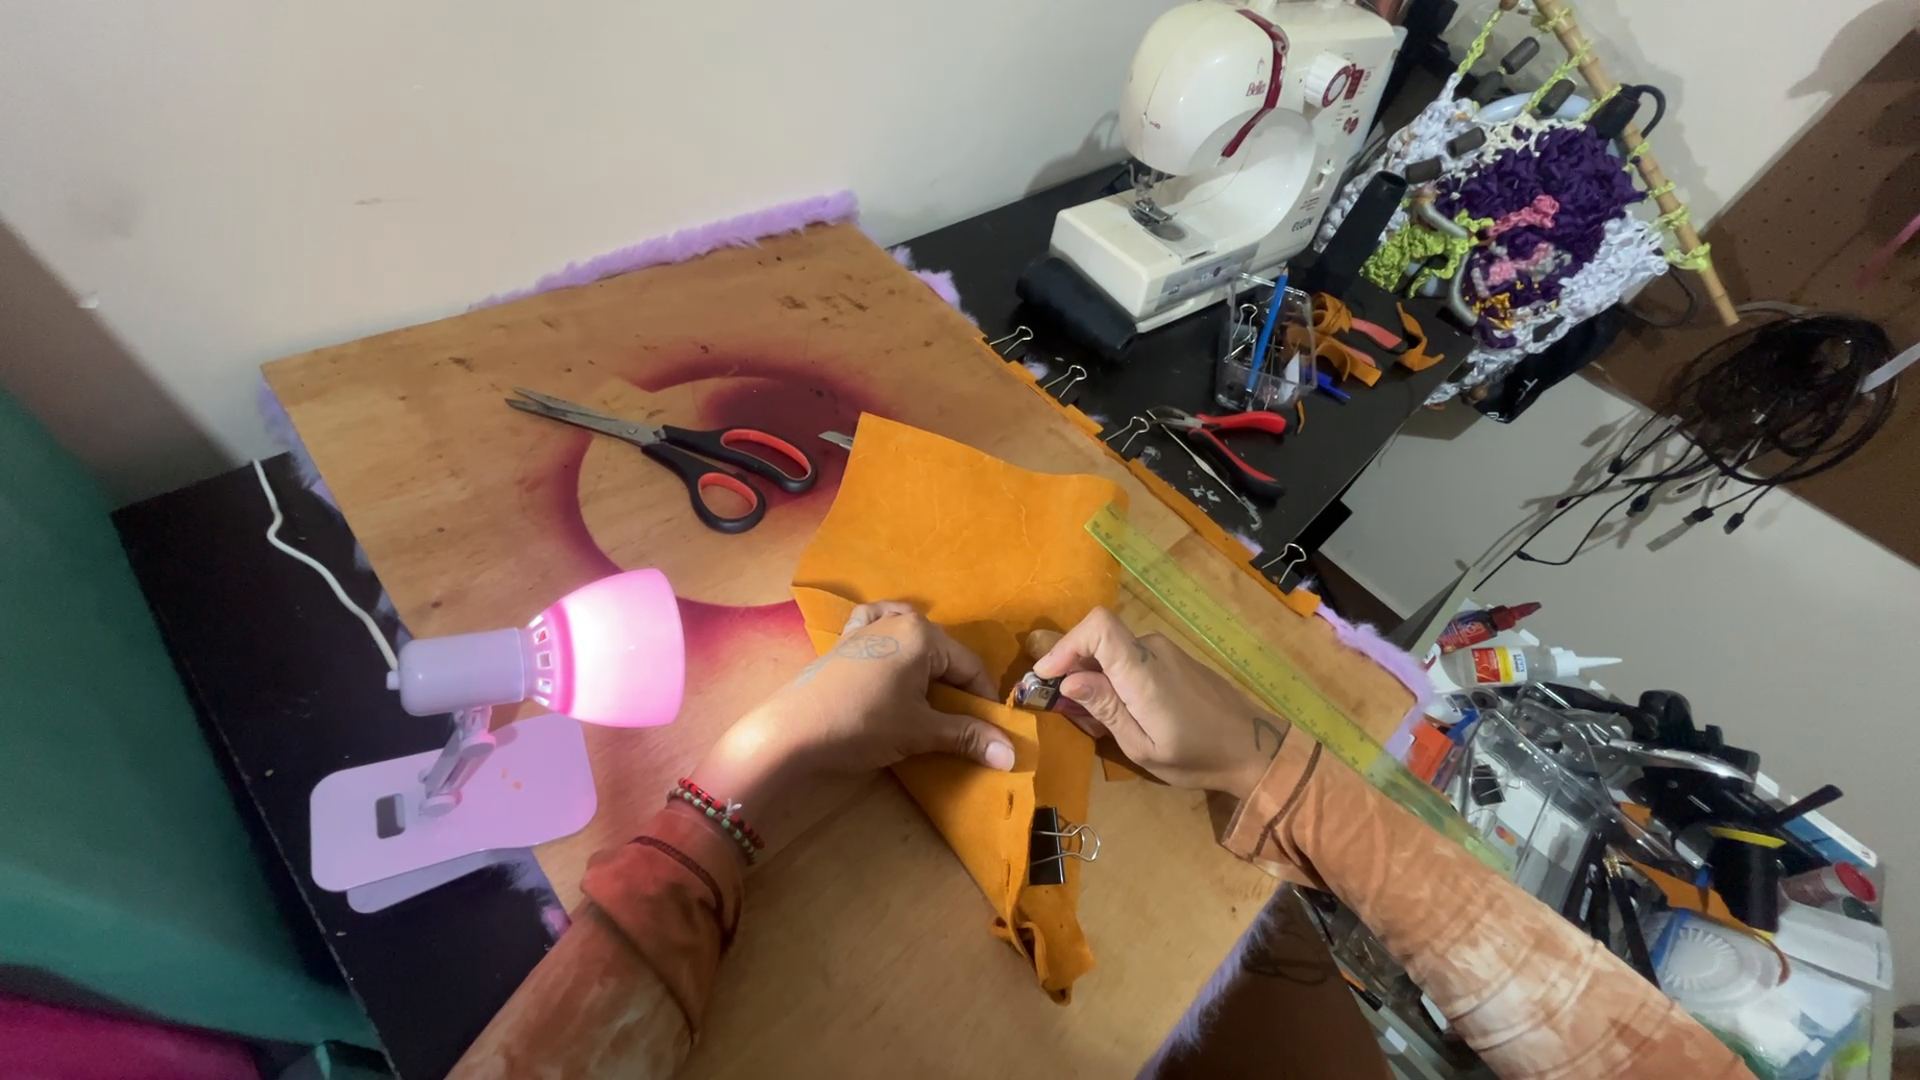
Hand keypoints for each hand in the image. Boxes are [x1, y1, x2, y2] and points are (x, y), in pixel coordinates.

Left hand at [689, 602, 1015, 852]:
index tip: (991, 731)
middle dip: (955, 686)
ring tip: (928, 696)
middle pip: (943, 653)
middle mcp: (900, 619)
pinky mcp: (845, 640)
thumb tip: (1013, 756)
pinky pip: (878, 627)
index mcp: (924, 634)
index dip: (984, 701)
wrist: (792, 731)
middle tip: (957, 721)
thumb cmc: (864, 723)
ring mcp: (869, 626)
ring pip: (913, 637)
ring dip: (926, 664)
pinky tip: (890, 652)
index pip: (970, 667)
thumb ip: (968, 736)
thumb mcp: (921, 730)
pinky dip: (890, 637)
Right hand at [1031, 607, 1286, 799]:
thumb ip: (1106, 710)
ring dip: (1092, 674)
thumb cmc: (1198, 757)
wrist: (1256, 749)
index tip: (1047, 675)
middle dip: (1071, 665)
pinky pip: (1130, 657)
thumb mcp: (1144, 748)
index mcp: (1144, 671)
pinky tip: (1119, 709)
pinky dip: (1111, 675)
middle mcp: (1152, 649)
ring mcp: (1165, 650)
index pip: (1098, 626)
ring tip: (1092, 716)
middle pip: (1097, 638)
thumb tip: (1068, 681)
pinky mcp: (1172, 657)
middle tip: (1062, 705)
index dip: (1066, 643)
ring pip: (1112, 649)